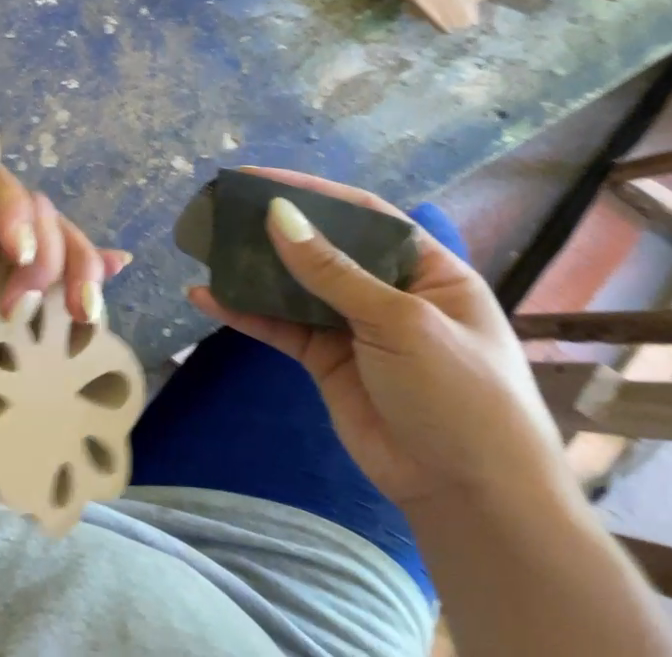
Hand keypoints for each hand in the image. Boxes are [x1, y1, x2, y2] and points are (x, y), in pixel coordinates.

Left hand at [0, 156, 130, 471]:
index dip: (2, 197)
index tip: (10, 242)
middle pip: (21, 208)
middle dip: (43, 238)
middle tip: (24, 293)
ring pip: (50, 243)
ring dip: (75, 260)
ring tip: (79, 310)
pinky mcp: (9, 323)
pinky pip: (58, 288)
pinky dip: (92, 273)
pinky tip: (116, 274)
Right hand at [186, 167, 567, 508]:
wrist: (469, 492)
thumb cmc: (459, 395)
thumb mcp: (400, 322)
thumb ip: (332, 271)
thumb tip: (277, 214)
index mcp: (428, 273)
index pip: (364, 217)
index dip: (310, 192)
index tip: (254, 179)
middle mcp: (389, 294)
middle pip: (321, 248)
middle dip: (271, 229)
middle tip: (218, 209)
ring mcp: (353, 328)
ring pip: (292, 286)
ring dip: (250, 269)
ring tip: (203, 247)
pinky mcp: (324, 359)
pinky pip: (276, 325)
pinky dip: (241, 311)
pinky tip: (205, 297)